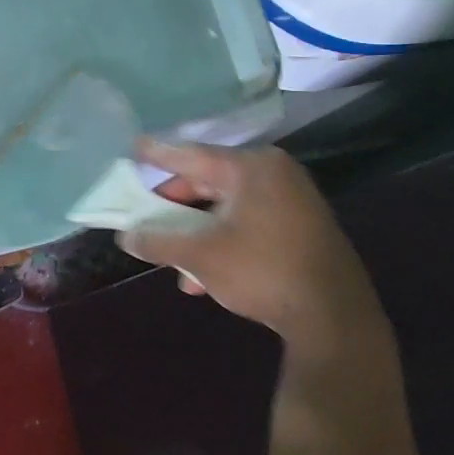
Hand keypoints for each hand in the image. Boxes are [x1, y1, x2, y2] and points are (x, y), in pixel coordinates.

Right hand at [116, 138, 386, 345]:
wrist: (327, 308)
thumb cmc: (260, 269)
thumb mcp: (199, 256)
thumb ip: (157, 242)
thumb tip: (126, 236)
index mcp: (251, 169)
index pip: (192, 156)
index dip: (159, 154)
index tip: (134, 146)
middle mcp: (272, 174)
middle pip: (206, 183)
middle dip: (173, 210)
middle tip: (143, 222)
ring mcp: (287, 199)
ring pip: (222, 210)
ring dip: (193, 238)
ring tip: (175, 269)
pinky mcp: (294, 225)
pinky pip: (242, 225)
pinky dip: (218, 245)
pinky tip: (202, 279)